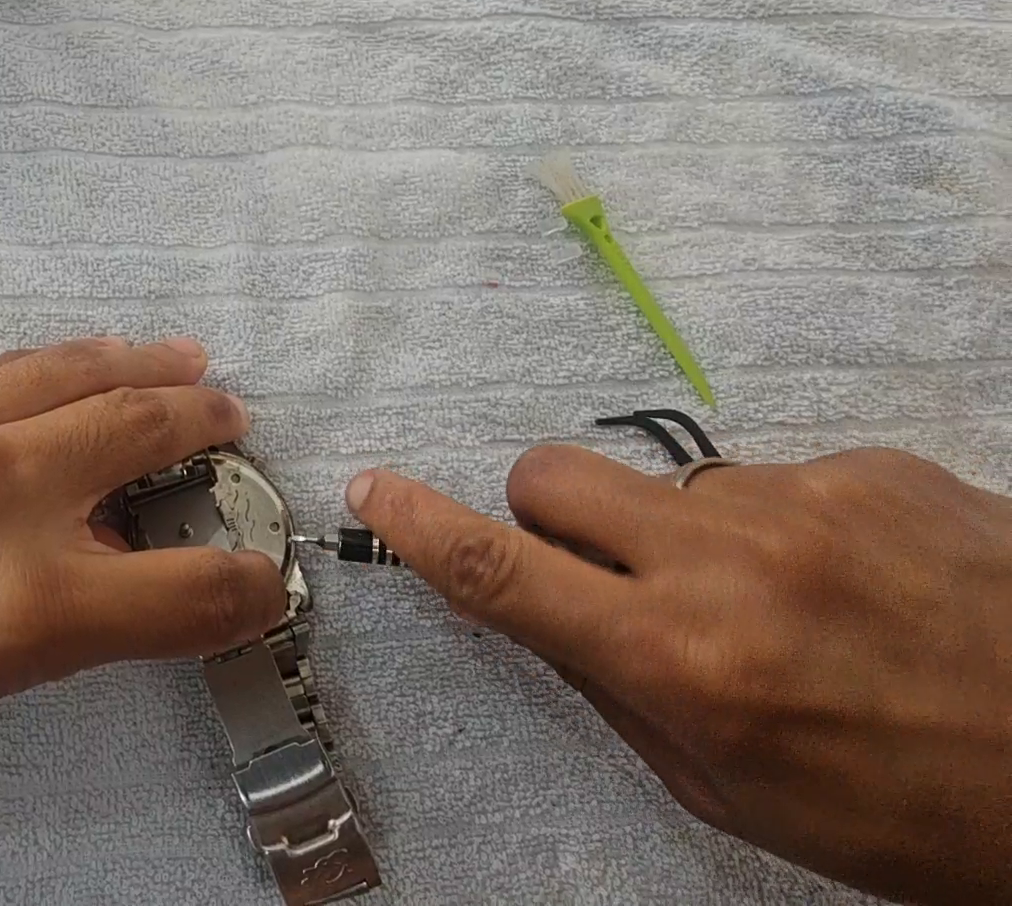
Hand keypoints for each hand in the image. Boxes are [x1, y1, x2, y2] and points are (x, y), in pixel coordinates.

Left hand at [0, 334, 286, 800]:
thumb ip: (66, 617)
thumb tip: (122, 563)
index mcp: (22, 602)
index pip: (184, 589)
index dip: (241, 585)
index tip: (257, 574)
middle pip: (139, 433)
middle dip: (203, 425)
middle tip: (230, 417)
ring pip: (75, 370)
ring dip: (141, 366)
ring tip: (180, 364)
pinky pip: (3, 365)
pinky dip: (61, 362)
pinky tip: (77, 363)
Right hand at [348, 446, 1011, 904]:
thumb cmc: (909, 812)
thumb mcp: (725, 786)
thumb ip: (603, 682)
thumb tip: (518, 602)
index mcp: (679, 659)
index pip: (497, 570)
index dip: (414, 524)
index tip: (368, 489)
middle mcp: (726, 564)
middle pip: (548, 476)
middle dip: (546, 515)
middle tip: (604, 568)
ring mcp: (804, 501)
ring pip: (659, 484)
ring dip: (676, 532)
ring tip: (779, 596)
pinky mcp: (873, 465)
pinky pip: (759, 476)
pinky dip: (773, 523)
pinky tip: (852, 578)